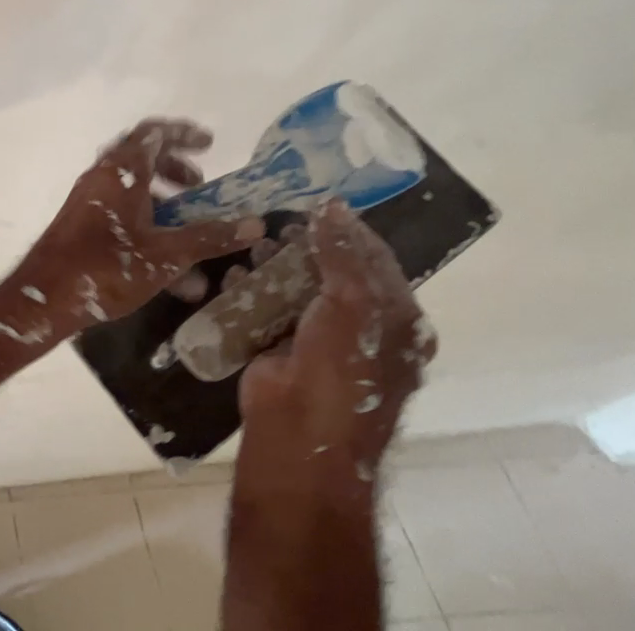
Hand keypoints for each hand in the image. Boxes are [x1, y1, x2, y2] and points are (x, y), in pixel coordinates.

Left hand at [0, 119, 262, 343]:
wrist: (46, 297)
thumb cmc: (106, 268)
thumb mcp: (166, 254)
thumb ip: (209, 237)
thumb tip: (256, 224)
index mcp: (120, 171)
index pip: (153, 134)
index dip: (183, 134)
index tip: (211, 144)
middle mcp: (101, 177)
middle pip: (141, 158)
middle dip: (175, 167)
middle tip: (202, 186)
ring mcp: (88, 201)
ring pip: (131, 188)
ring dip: (163, 199)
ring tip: (191, 225)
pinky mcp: (81, 225)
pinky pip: (120, 213)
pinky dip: (146, 224)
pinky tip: (170, 265)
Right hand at [239, 199, 435, 479]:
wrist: (299, 431)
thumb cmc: (341, 369)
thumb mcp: (353, 304)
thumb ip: (342, 255)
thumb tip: (331, 206)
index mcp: (399, 322)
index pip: (377, 262)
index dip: (349, 231)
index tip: (315, 203)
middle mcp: (365, 329)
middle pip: (335, 272)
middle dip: (307, 246)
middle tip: (278, 219)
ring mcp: (320, 340)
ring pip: (299, 289)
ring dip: (277, 265)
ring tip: (254, 240)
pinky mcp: (281, 348)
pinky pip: (269, 310)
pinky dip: (253, 290)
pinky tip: (236, 271)